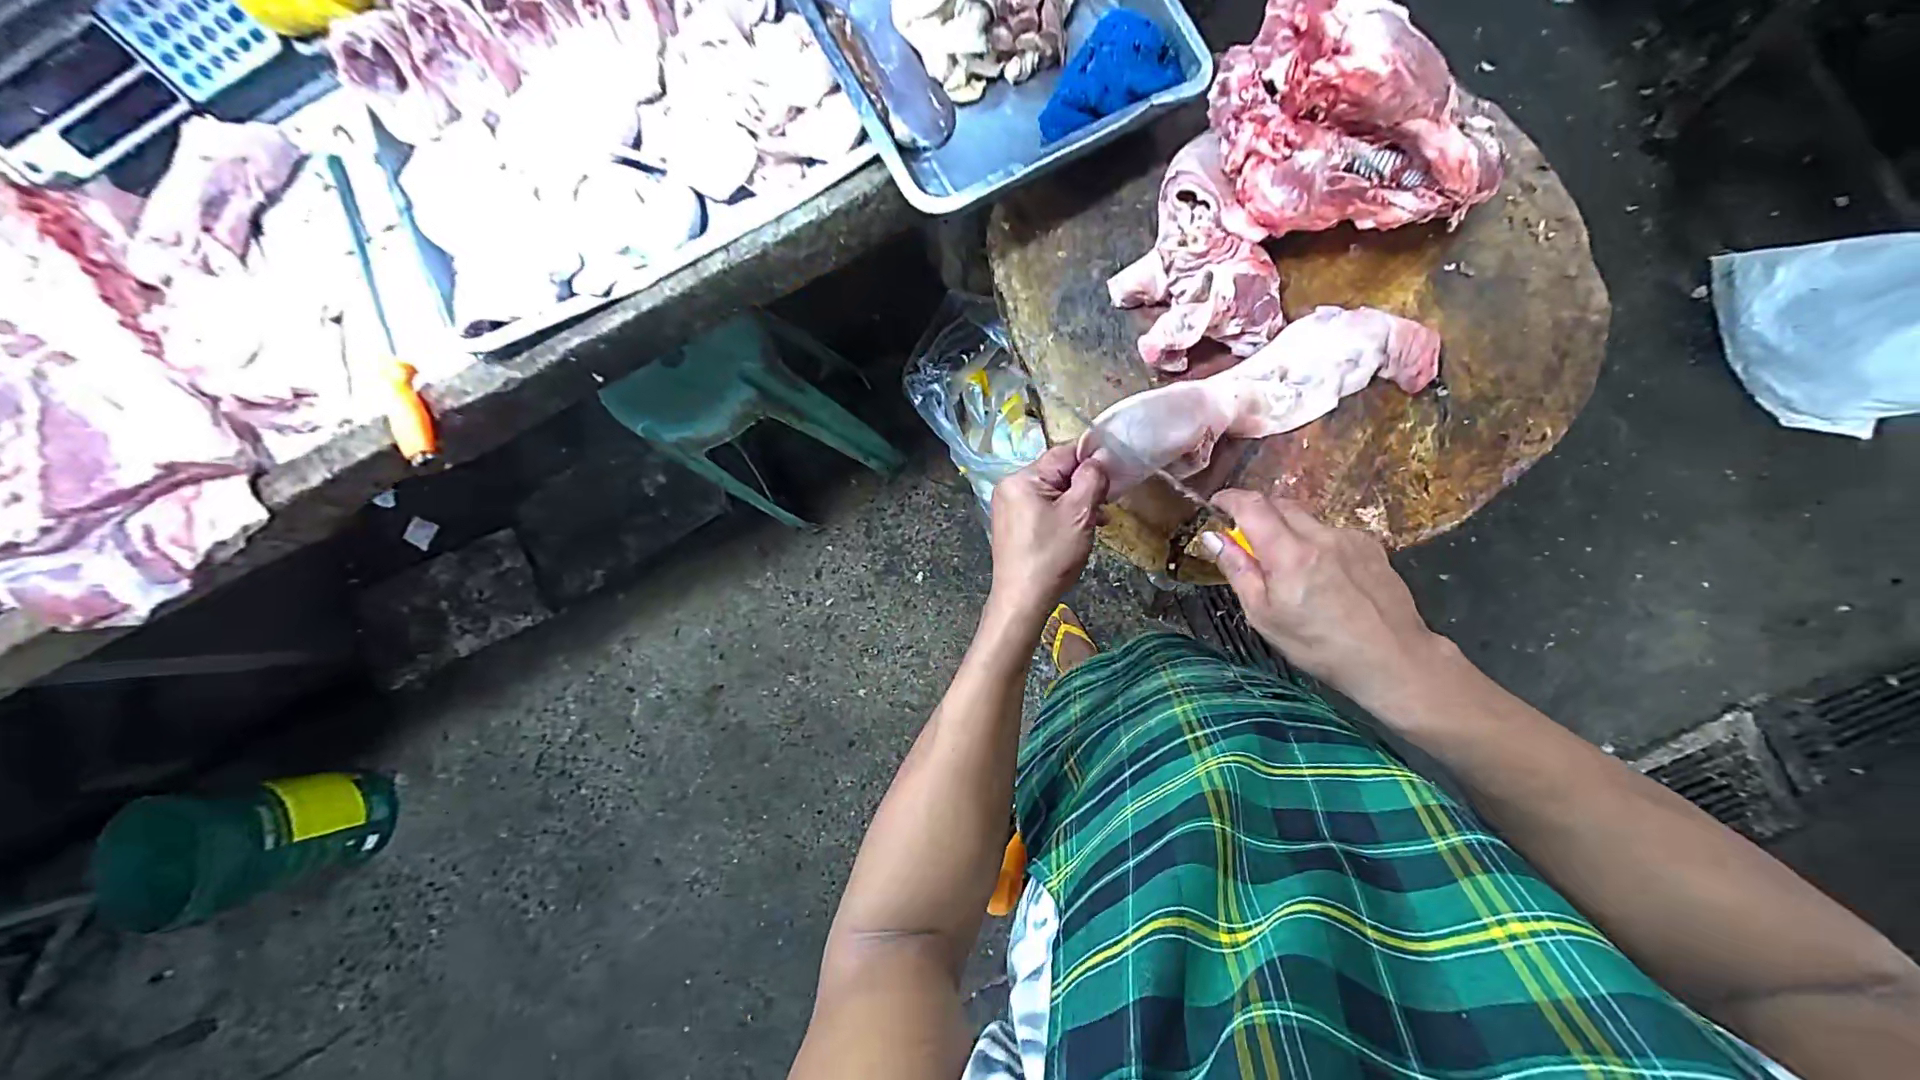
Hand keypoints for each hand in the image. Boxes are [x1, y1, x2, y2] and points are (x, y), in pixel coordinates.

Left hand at [986, 444, 1108, 622]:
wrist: (1022, 599)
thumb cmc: (1051, 556)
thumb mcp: (1079, 513)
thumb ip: (1092, 479)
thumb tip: (1098, 460)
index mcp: (1022, 478)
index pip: (1064, 453)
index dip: (1092, 459)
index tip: (1115, 472)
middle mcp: (1011, 486)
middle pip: (1057, 472)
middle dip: (1085, 485)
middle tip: (1106, 503)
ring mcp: (1009, 506)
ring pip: (1052, 492)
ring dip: (1077, 501)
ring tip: (1098, 519)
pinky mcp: (1013, 524)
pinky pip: (1043, 508)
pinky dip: (1063, 514)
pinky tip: (1080, 528)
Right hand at [1198, 490, 1457, 711]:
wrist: (1393, 658)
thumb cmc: (1318, 645)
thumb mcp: (1263, 614)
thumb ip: (1238, 570)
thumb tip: (1213, 537)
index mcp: (1290, 554)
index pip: (1253, 506)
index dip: (1229, 499)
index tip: (1216, 505)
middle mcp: (1321, 536)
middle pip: (1280, 505)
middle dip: (1256, 514)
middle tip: (1246, 540)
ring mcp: (1349, 538)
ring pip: (1306, 519)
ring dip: (1286, 530)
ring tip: (1287, 566)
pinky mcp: (1370, 545)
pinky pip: (1330, 532)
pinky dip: (1314, 542)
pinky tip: (1321, 574)